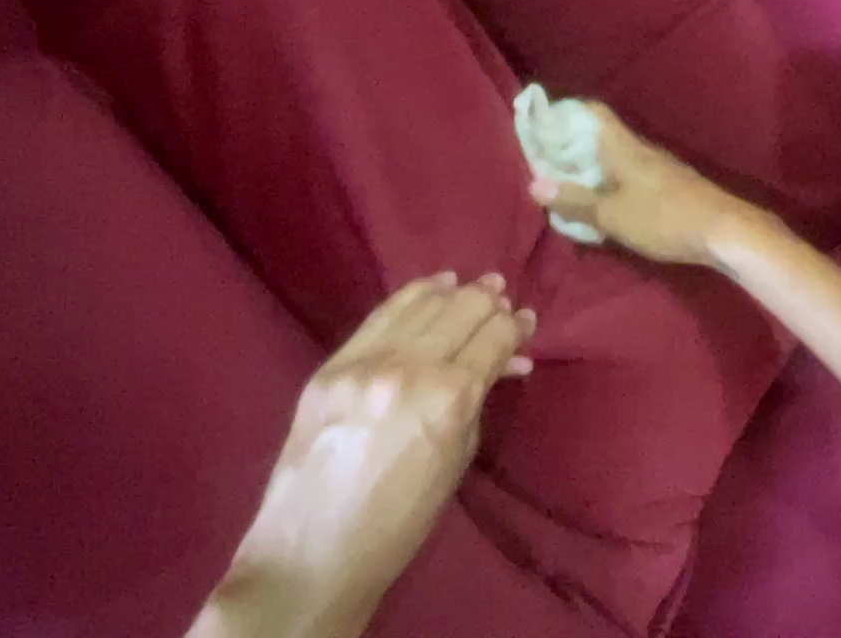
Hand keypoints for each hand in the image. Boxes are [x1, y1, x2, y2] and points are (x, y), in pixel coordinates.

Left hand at [199, 272, 535, 636]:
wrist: (313, 554)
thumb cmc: (403, 518)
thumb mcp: (459, 455)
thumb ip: (480, 396)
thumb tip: (507, 360)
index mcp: (450, 398)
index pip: (495, 337)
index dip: (517, 326)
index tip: (527, 321)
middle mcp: (410, 368)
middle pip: (464, 309)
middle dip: (492, 302)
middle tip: (505, 300)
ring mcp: (365, 363)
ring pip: (425, 303)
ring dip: (458, 293)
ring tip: (478, 286)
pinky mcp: (332, 366)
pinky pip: (383, 314)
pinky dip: (416, 295)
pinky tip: (436, 286)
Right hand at [528, 100, 776, 267]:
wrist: (724, 231)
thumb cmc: (663, 217)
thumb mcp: (611, 214)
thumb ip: (575, 200)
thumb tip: (535, 184)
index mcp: (623, 146)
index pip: (592, 111)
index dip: (564, 112)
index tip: (538, 125)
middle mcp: (641, 149)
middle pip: (600, 136)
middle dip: (570, 147)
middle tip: (541, 164)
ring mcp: (659, 168)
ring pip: (616, 159)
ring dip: (590, 169)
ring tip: (565, 186)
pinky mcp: (670, 187)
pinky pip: (630, 178)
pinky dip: (610, 185)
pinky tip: (602, 205)